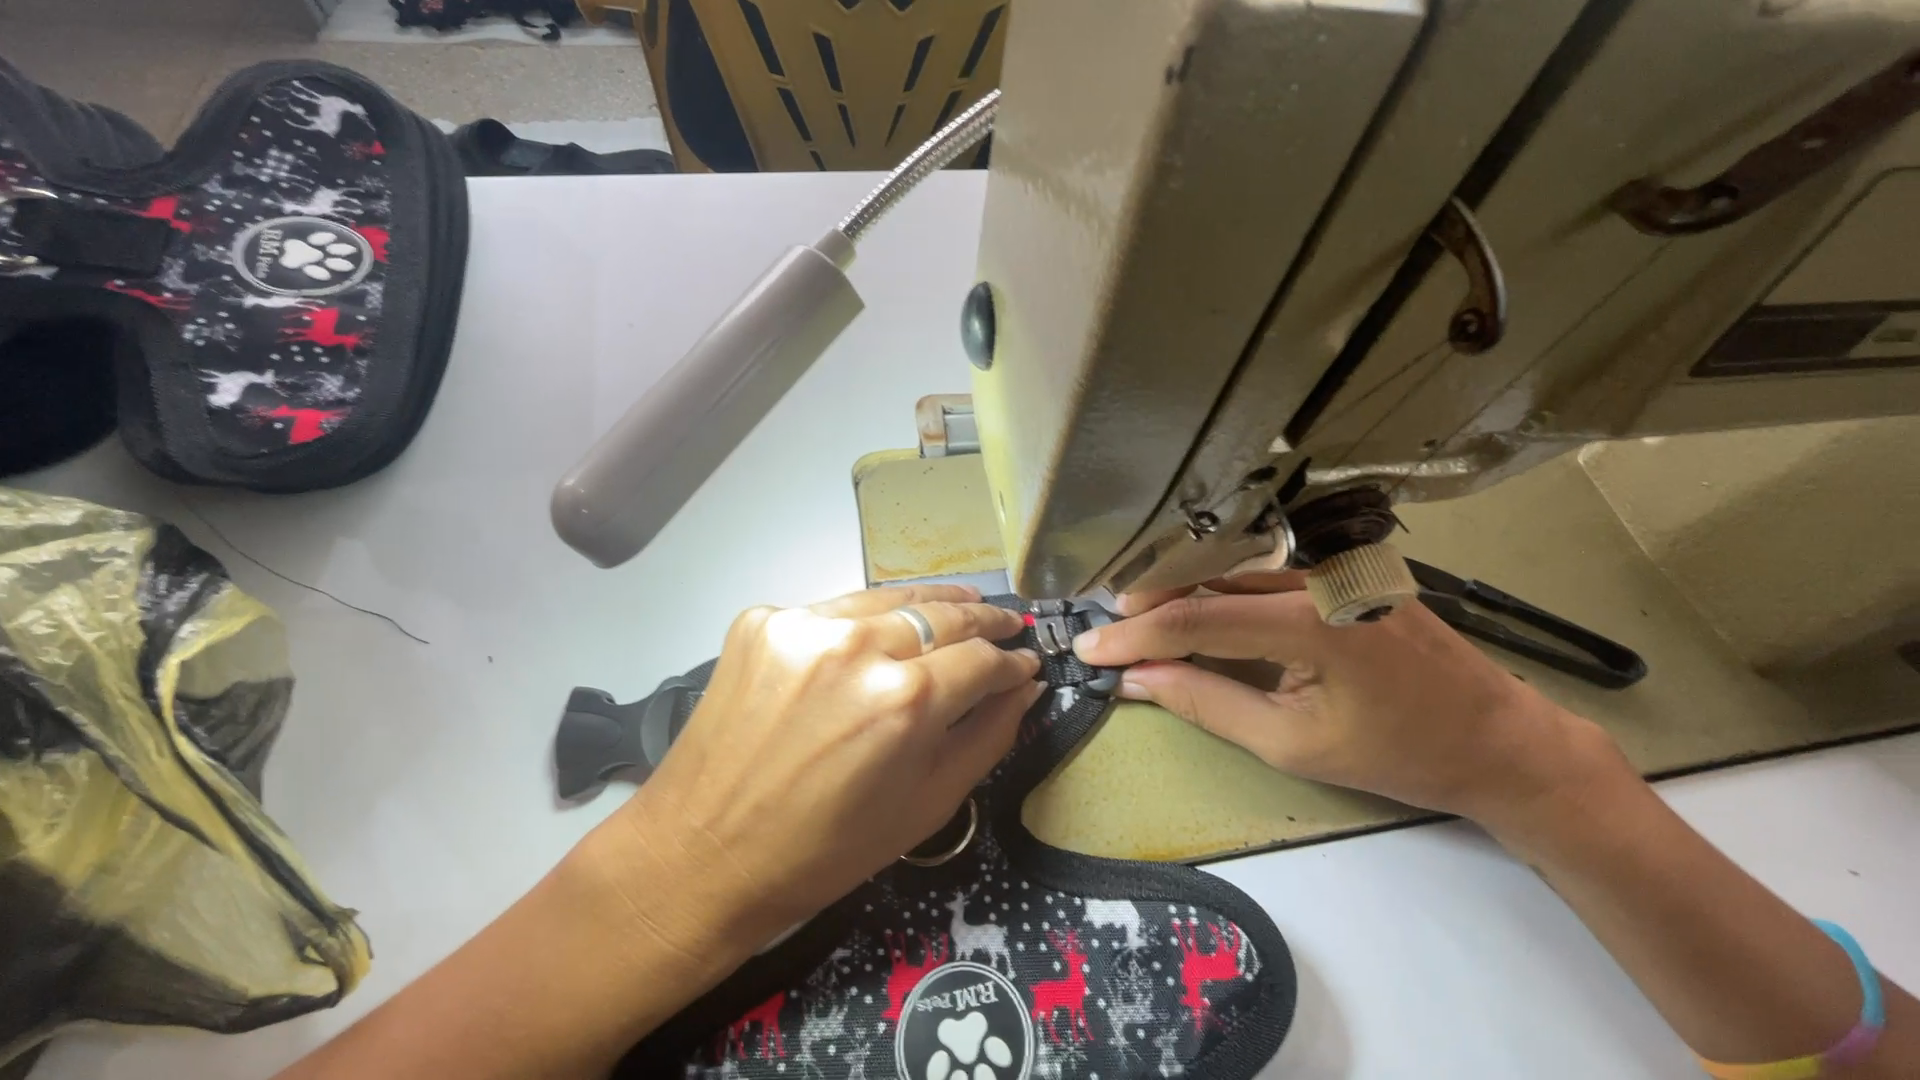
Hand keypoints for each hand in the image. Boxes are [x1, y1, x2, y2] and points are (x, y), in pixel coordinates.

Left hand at [602, 585, 1042, 944]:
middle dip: (983, 618)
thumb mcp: (928, 804)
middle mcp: (857, 647)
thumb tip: (1024, 686)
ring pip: (889, 600)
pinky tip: (878, 635)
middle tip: (1007, 621)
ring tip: (961, 605)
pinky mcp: (762, 621)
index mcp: (905, 700)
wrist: (704, 854)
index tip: (1027, 660)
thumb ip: (988, 736)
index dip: (1012, 660)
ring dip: (931, 605)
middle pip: (941, 614)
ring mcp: (803, 626)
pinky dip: (865, 622)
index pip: (982, 658)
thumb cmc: (827, 850)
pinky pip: (834, 612)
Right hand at [1078, 576, 1619, 823]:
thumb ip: (1207, 703)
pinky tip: (1194, 612)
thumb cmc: (1399, 754)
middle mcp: (1317, 576)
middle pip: (1206, 581)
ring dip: (1179, 595)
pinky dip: (1219, 594)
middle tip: (1104, 632)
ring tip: (1134, 622)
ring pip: (1232, 571)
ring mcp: (1335, 567)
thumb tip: (1137, 680)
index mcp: (1308, 619)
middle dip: (1146, 604)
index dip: (1132, 636)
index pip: (1193, 620)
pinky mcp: (1345, 571)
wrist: (1499, 739)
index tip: (1087, 650)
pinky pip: (1264, 575)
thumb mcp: (1292, 743)